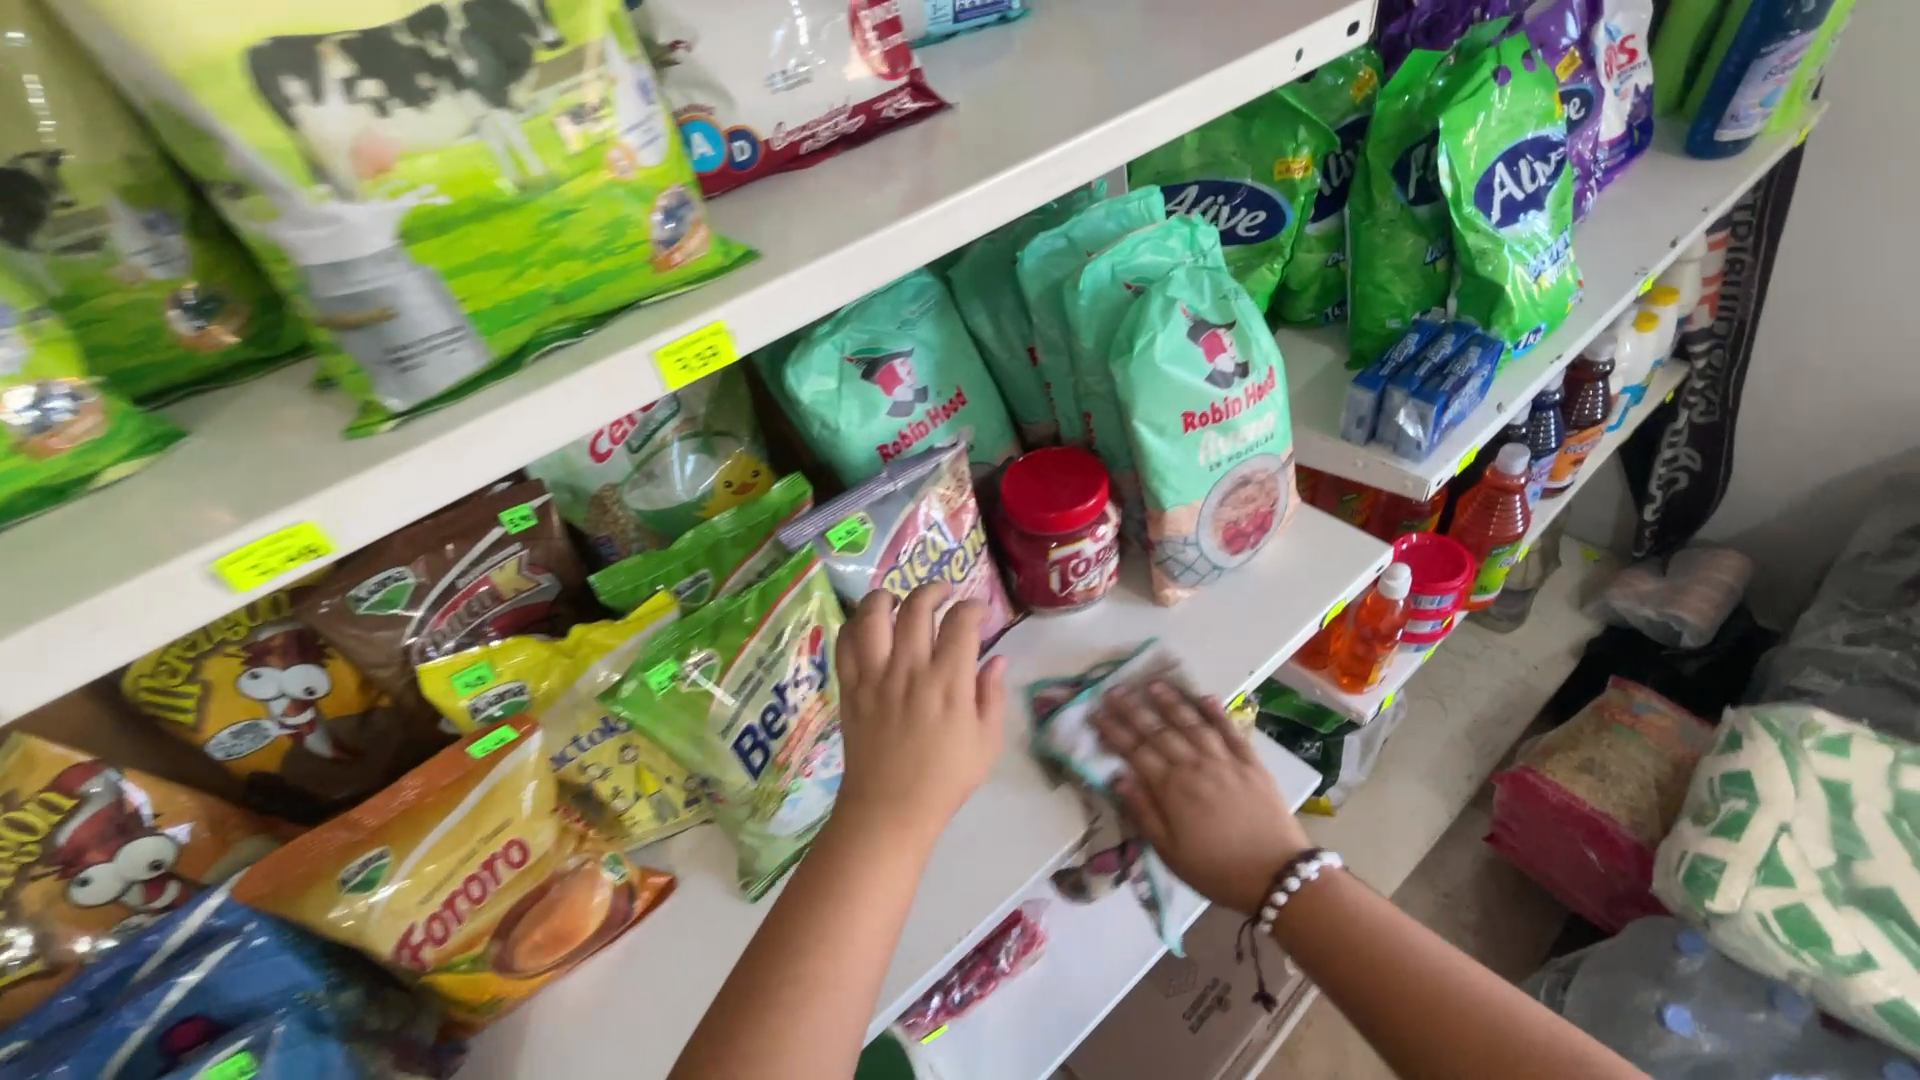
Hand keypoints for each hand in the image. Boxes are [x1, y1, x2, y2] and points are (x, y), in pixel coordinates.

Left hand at [833, 583, 1006, 847]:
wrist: (889, 809)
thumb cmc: (945, 779)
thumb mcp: (986, 742)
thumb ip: (992, 695)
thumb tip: (997, 659)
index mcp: (948, 682)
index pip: (961, 622)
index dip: (973, 607)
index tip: (979, 611)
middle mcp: (910, 670)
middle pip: (917, 607)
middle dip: (935, 590)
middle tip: (945, 593)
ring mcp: (874, 676)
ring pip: (873, 615)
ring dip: (887, 597)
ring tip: (898, 598)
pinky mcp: (850, 688)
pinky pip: (846, 643)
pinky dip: (855, 625)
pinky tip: (868, 625)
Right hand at [1094, 683, 1311, 914]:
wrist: (1277, 876)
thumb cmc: (1216, 870)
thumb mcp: (1169, 852)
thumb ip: (1142, 812)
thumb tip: (1117, 777)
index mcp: (1171, 789)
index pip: (1135, 751)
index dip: (1113, 731)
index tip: (1095, 713)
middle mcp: (1194, 766)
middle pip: (1158, 732)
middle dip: (1134, 709)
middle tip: (1115, 690)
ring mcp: (1225, 761)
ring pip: (1192, 723)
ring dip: (1171, 702)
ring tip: (1153, 683)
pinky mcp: (1252, 764)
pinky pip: (1231, 731)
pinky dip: (1217, 713)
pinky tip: (1205, 697)